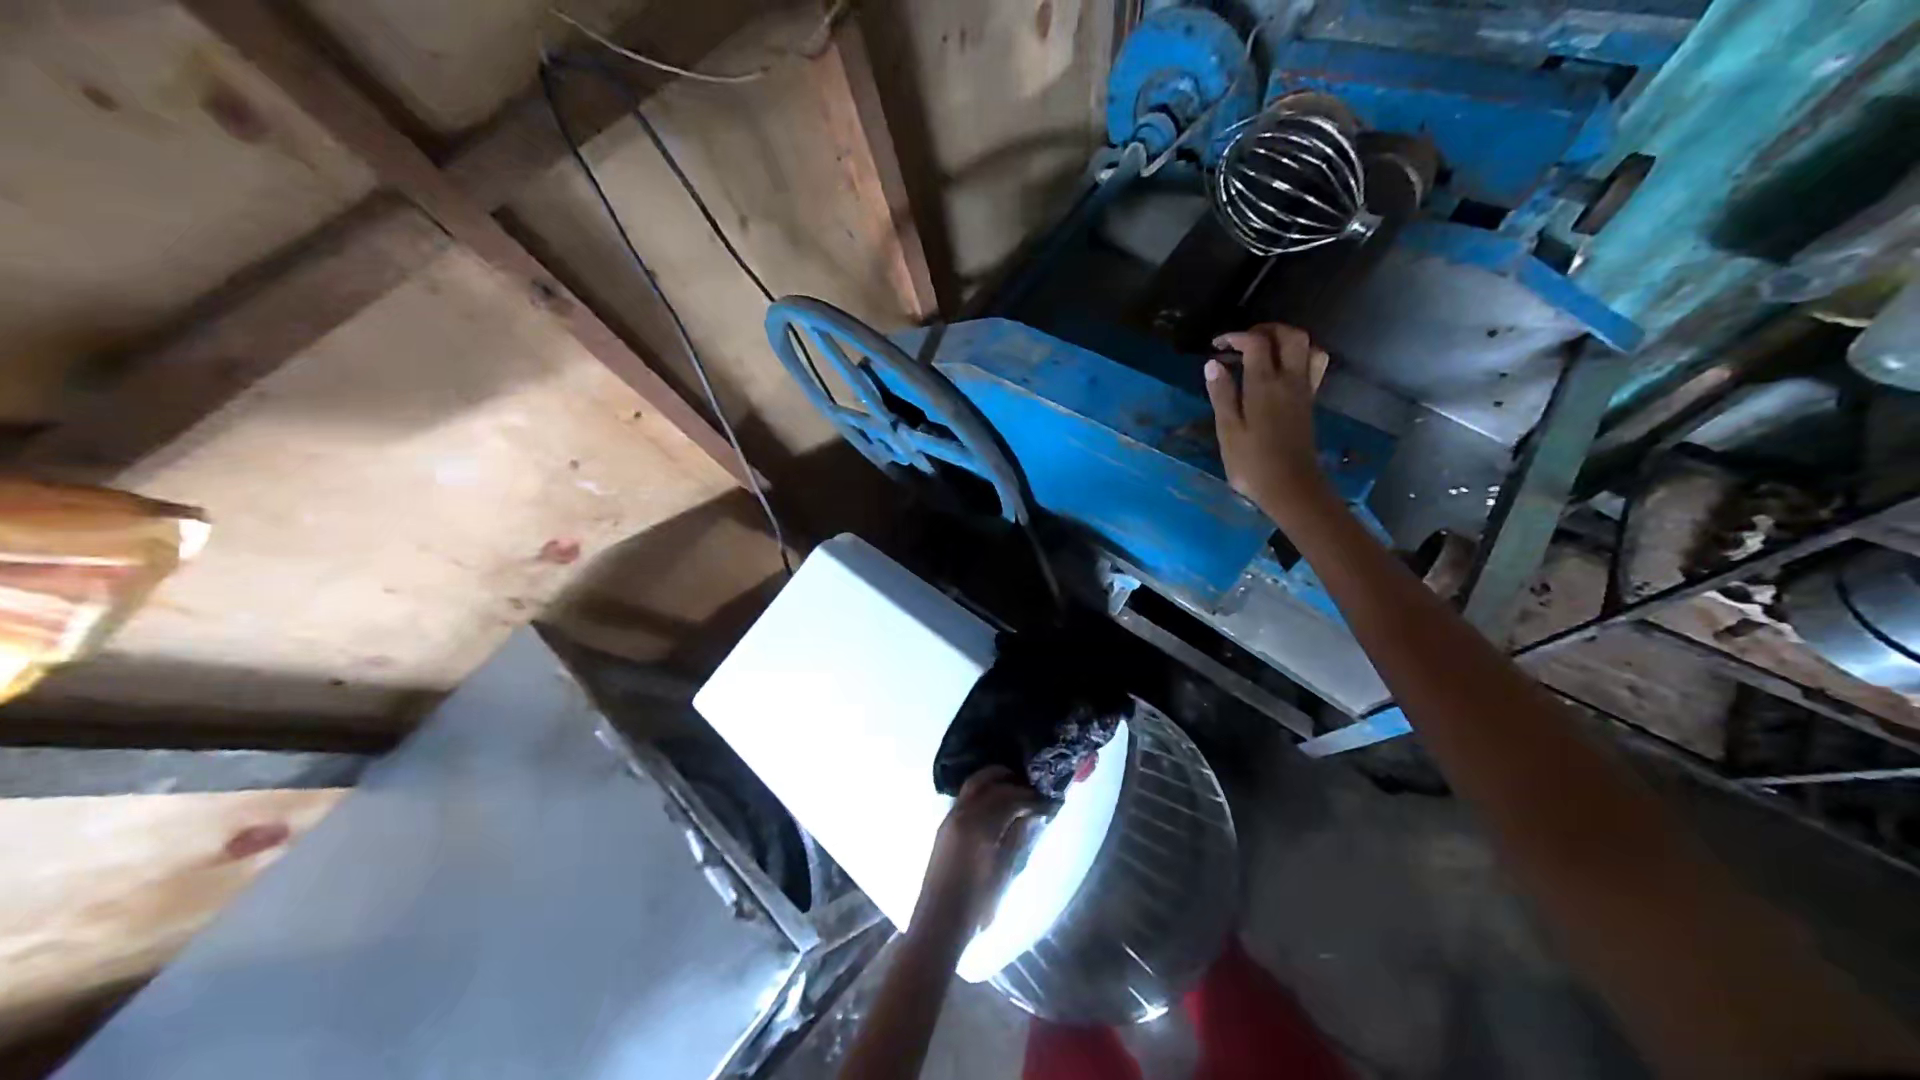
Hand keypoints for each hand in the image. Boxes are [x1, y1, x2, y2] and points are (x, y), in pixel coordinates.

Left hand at [913, 767, 1042, 935]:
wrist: (940, 922)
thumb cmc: (977, 904)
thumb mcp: (1005, 871)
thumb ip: (1018, 837)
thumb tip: (1032, 813)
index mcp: (978, 824)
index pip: (1009, 796)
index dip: (1031, 795)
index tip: (1048, 800)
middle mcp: (961, 813)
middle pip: (986, 780)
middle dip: (1010, 778)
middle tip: (1031, 785)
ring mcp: (950, 818)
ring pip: (973, 785)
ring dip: (994, 782)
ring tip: (1015, 790)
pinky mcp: (945, 826)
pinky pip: (965, 797)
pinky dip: (982, 792)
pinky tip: (996, 804)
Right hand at [1206, 323, 1331, 520]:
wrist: (1290, 487)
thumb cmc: (1251, 462)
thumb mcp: (1228, 429)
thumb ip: (1222, 393)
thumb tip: (1213, 364)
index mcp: (1265, 384)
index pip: (1256, 343)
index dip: (1236, 337)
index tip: (1217, 346)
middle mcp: (1289, 380)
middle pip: (1290, 336)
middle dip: (1267, 330)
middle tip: (1243, 342)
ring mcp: (1304, 390)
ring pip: (1308, 347)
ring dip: (1287, 340)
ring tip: (1265, 351)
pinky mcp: (1309, 403)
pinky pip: (1312, 366)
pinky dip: (1298, 357)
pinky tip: (1280, 372)